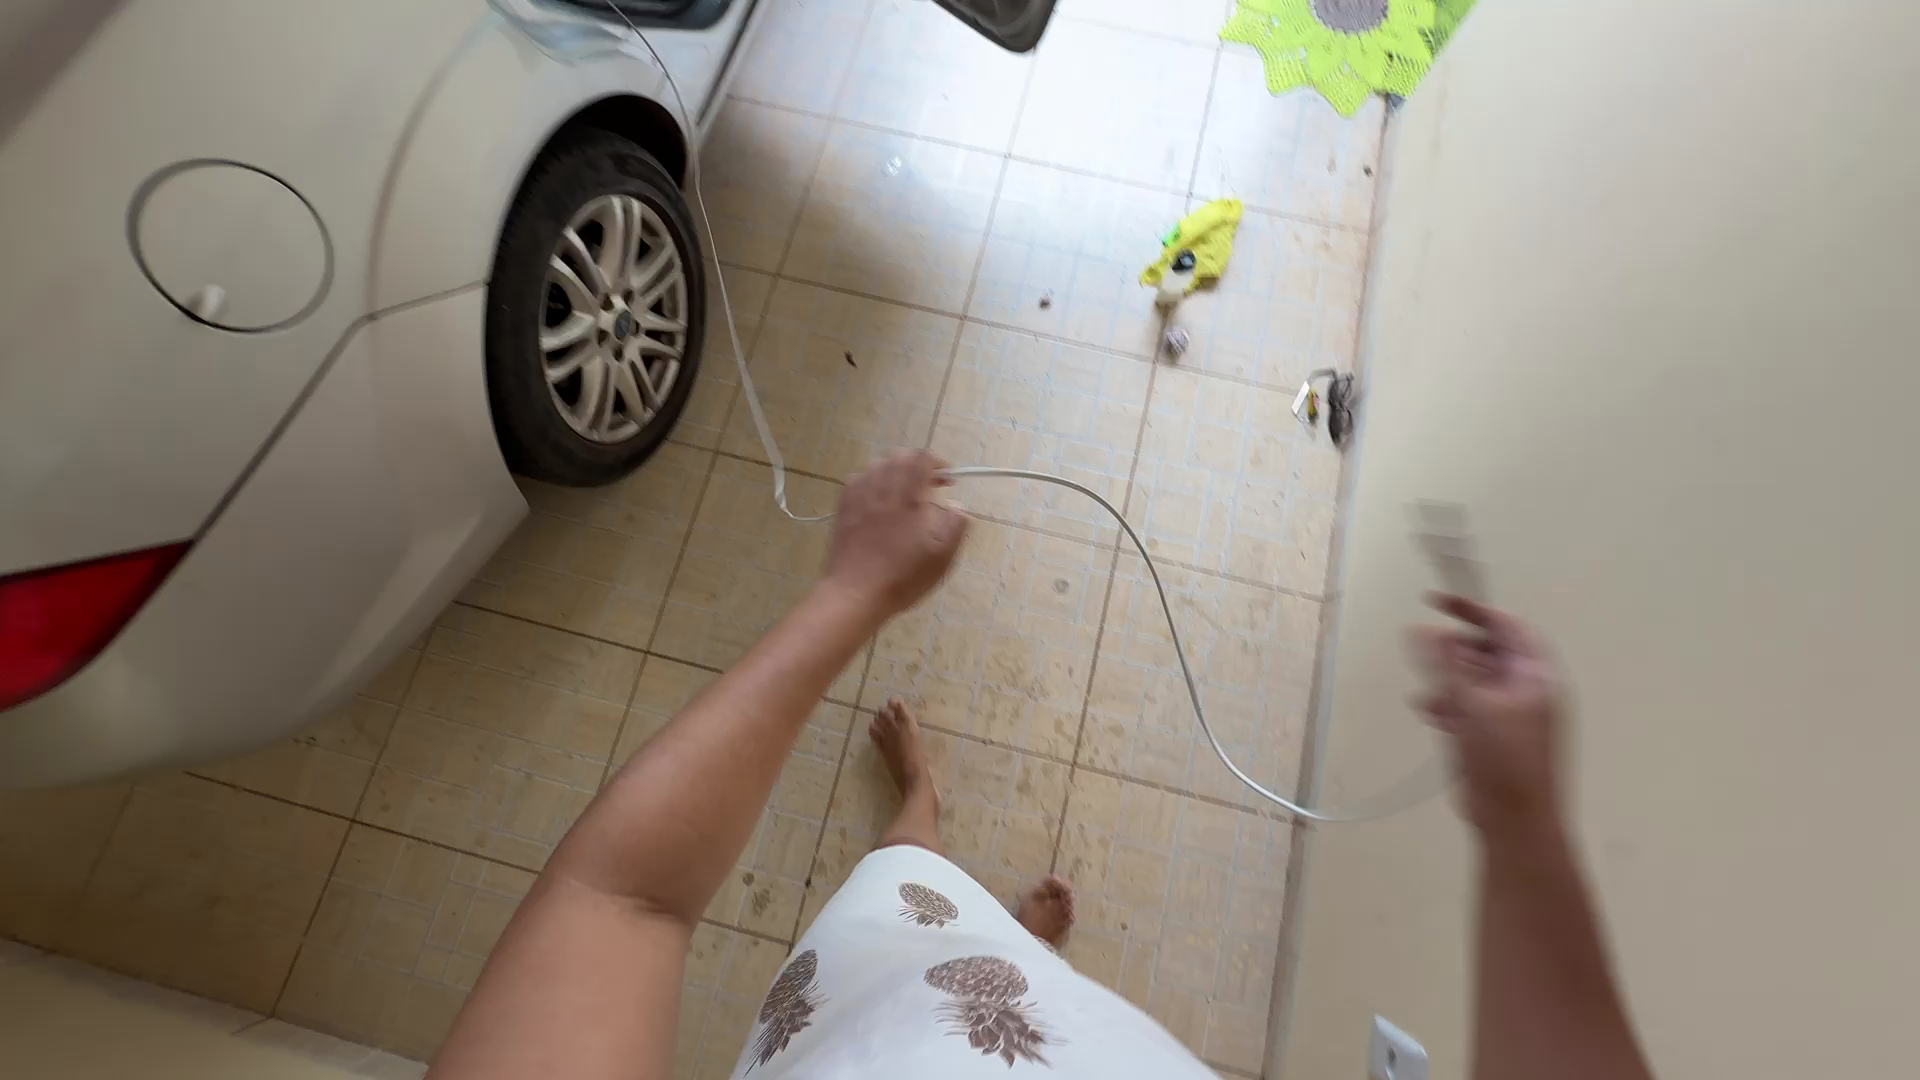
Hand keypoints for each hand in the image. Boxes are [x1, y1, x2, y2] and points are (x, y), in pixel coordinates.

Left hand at [824, 450, 968, 619]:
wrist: (856, 593)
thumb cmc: (903, 576)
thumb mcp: (942, 556)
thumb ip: (955, 525)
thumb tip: (956, 505)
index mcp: (909, 497)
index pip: (923, 458)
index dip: (938, 462)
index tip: (949, 480)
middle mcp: (882, 488)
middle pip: (899, 456)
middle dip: (918, 464)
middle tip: (929, 485)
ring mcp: (859, 497)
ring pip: (877, 464)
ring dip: (895, 470)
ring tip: (904, 490)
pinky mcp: (844, 508)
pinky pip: (858, 479)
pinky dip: (872, 480)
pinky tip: (877, 497)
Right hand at [1410, 594, 1565, 842]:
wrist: (1516, 819)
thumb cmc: (1501, 756)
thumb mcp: (1470, 703)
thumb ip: (1446, 664)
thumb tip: (1424, 629)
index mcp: (1534, 677)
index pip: (1506, 627)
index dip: (1472, 610)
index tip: (1433, 602)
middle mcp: (1527, 690)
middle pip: (1487, 652)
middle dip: (1453, 653)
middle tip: (1427, 656)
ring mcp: (1512, 713)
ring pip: (1473, 679)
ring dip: (1447, 681)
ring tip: (1428, 697)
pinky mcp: (1495, 734)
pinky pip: (1469, 704)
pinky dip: (1449, 703)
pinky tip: (1431, 714)